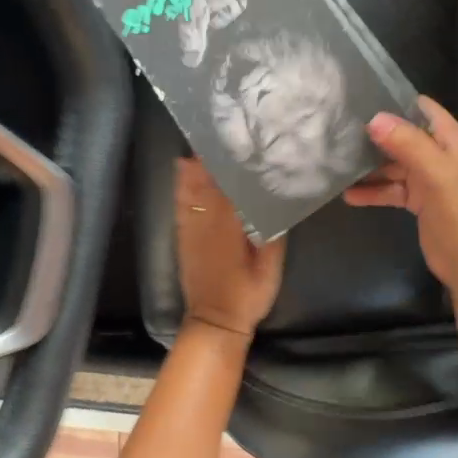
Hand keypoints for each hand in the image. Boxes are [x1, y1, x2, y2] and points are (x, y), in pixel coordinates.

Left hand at [177, 158, 286, 337]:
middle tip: (225, 135)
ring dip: (196, 166)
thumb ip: (273, 233)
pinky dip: (183, 184)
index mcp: (229, 226)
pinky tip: (185, 168)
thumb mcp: (270, 267)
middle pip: (207, 181)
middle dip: (214, 158)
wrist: (215, 321)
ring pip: (190, 189)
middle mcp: (206, 221)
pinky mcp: (183, 236)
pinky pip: (181, 204)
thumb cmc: (248, 295)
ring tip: (204, 142)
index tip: (241, 143)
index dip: (234, 163)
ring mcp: (190, 228)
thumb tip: (276, 201)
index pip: (229, 185)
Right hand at [345, 96, 457, 298]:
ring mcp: (428, 178)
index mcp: (451, 140)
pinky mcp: (418, 201)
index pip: (421, 108)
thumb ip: (408, 144)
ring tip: (335, 161)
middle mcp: (439, 154)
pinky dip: (372, 190)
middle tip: (337, 129)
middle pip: (402, 135)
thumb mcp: (436, 175)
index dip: (393, 100)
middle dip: (373, 132)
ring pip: (392, 163)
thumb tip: (373, 118)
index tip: (358, 97)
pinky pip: (390, 189)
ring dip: (368, 164)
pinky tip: (348, 194)